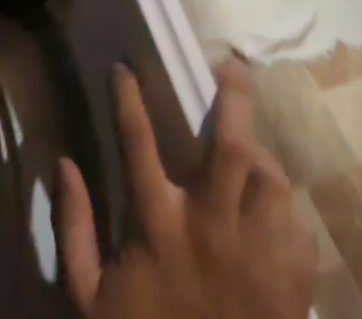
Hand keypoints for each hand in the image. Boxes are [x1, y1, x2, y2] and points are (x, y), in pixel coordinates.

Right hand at [55, 61, 316, 318]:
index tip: (124, 67)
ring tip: (249, 149)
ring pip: (273, 179)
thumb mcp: (87, 294)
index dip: (129, 97)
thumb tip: (63, 164)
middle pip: (232, 145)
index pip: (138, 141)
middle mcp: (212, 226)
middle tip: (231, 69)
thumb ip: (72, 227)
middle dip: (234, 98)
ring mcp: (260, 253)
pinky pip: (299, 225)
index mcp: (158, 225)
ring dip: (261, 156)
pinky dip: (283, 208)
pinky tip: (269, 210)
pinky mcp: (294, 280)